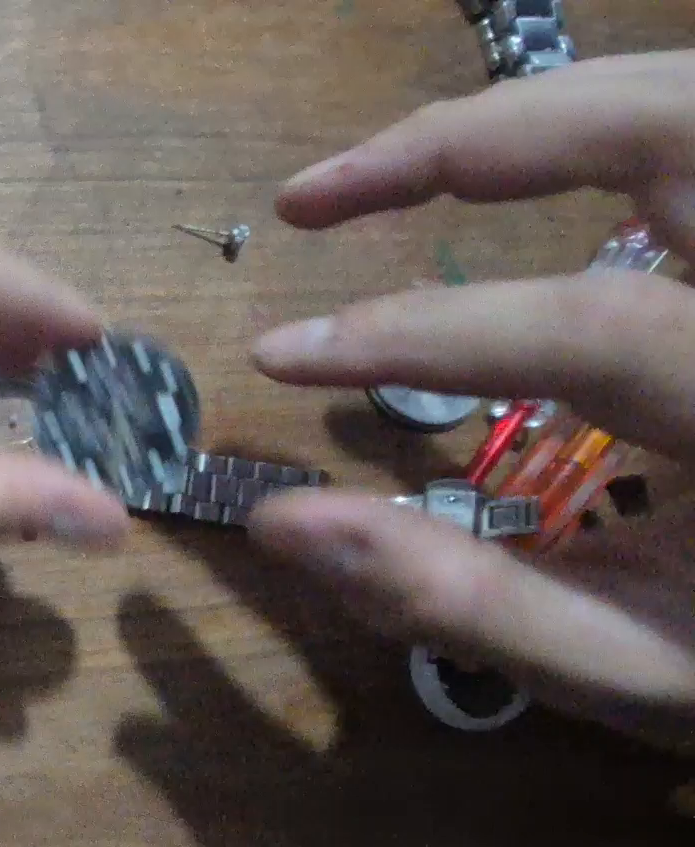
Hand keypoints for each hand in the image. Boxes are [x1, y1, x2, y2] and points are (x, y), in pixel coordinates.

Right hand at [245, 52, 694, 732]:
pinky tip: (486, 177)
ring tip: (362, 179)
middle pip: (670, 131)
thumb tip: (278, 519)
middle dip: (458, 148)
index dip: (408, 337)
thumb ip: (449, 595)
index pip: (585, 332)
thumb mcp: (623, 662)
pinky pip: (688, 150)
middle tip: (309, 199)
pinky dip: (574, 136)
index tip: (274, 355)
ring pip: (685, 104)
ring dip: (506, 124)